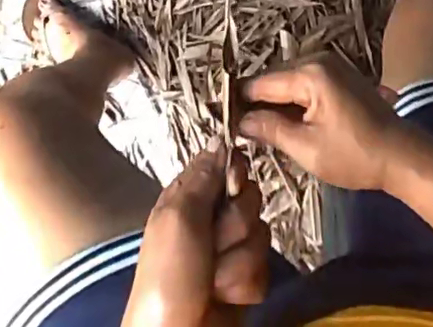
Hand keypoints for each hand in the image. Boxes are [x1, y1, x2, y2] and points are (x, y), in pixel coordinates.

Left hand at [124, 149, 270, 326]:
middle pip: (250, 197)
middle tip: (212, 244)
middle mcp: (212, 218)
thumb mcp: (179, 217)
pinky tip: (226, 297)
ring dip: (237, 260)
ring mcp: (230, 251)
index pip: (226, 163)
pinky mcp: (245, 281)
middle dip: (235, 224)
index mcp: (190, 197)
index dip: (234, 173)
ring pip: (260, 233)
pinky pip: (264, 267)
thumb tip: (220, 135)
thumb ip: (204, 176)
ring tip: (214, 280)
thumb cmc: (169, 274)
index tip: (232, 187)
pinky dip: (245, 284)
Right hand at [238, 55, 412, 191]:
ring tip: (257, 128)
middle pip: (275, 80)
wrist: (403, 155)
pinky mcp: (339, 75)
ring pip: (289, 82)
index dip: (240, 101)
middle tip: (237, 128)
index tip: (221, 116)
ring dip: (275, 103)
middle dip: (257, 102)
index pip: (262, 84)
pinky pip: (305, 84)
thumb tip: (241, 122)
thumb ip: (271, 130)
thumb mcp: (307, 148)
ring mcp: (331, 65)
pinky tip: (285, 122)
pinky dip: (293, 101)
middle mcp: (318, 59)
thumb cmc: (355, 154)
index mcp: (310, 73)